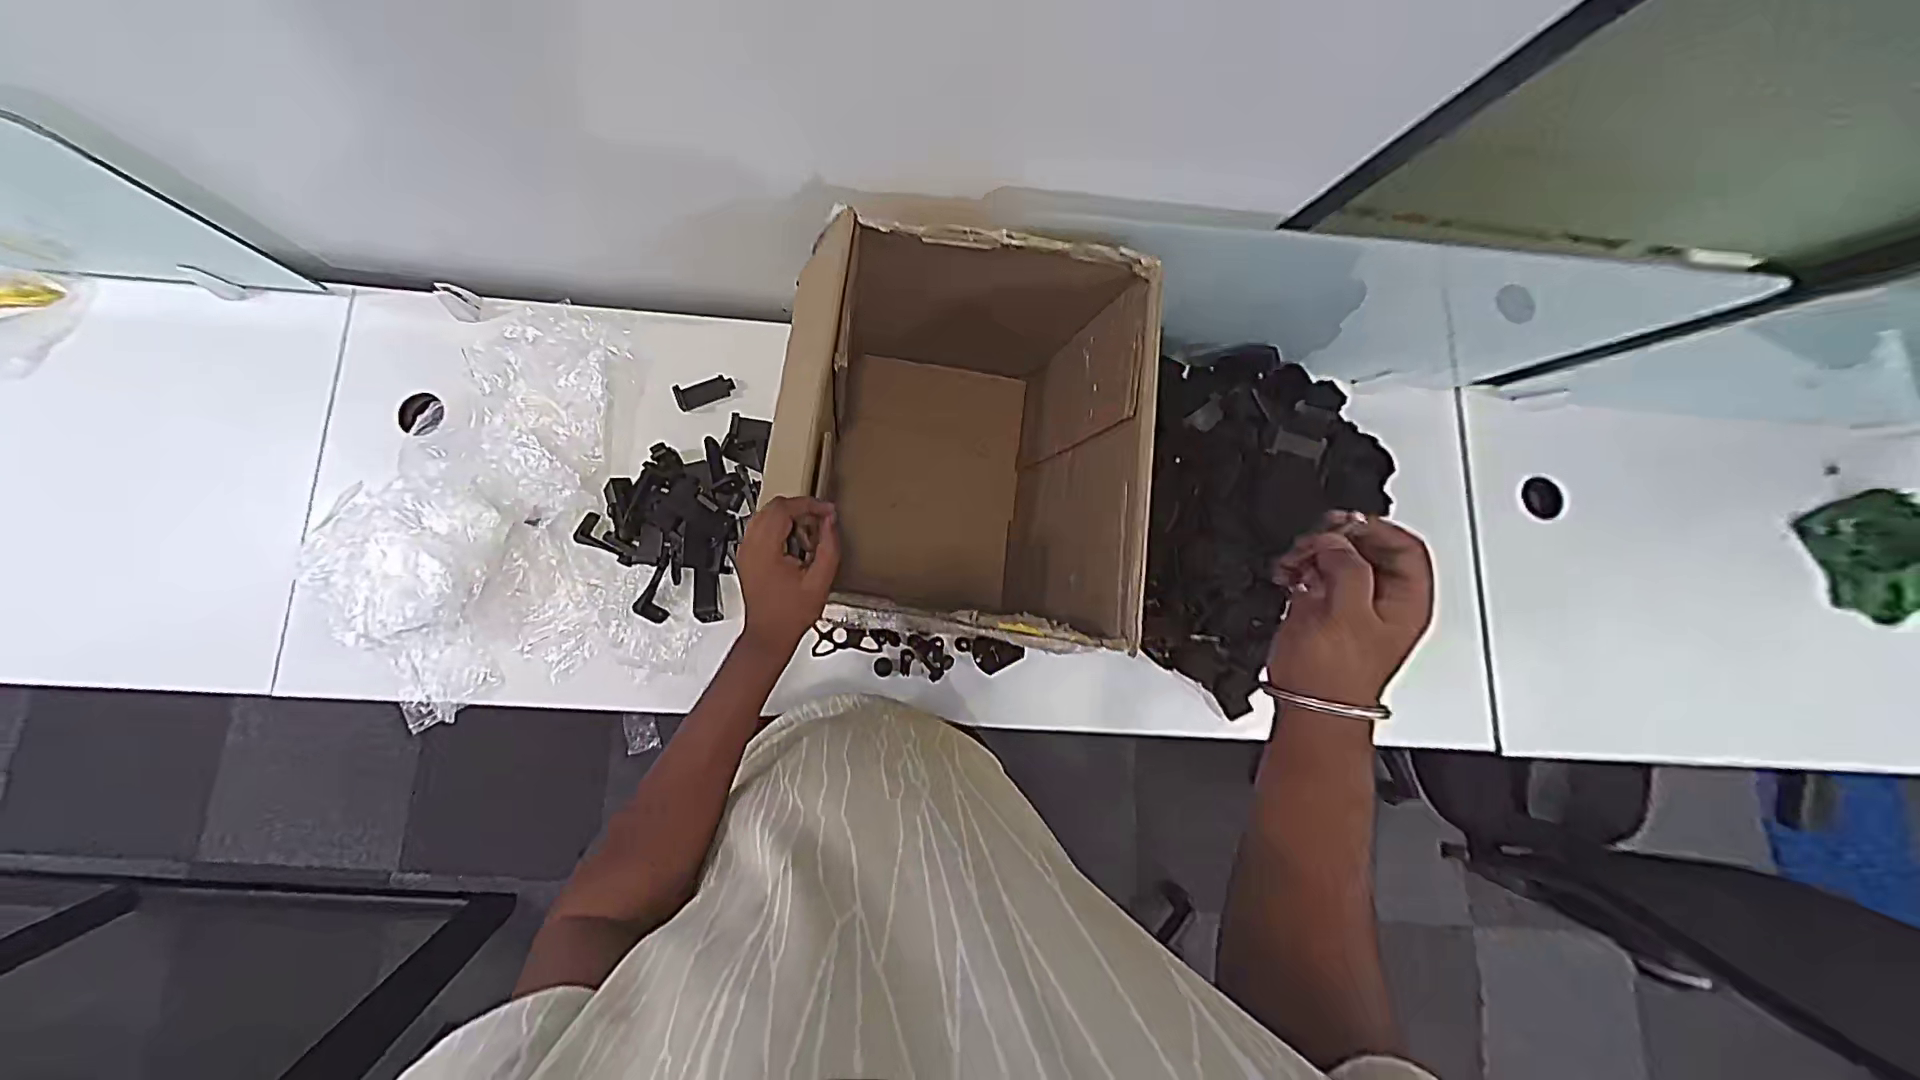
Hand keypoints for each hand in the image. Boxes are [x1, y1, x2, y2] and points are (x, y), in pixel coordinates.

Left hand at [735, 496, 840, 654]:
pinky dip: (782, 529)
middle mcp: (750, 546)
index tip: (827, 511)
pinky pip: (763, 529)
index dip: (809, 505)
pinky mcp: (748, 556)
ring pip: (768, 515)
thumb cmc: (790, 614)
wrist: (770, 634)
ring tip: (810, 538)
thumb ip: (829, 546)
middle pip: (774, 507)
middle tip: (821, 523)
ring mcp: (746, 550)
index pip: (783, 508)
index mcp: (764, 549)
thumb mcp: (820, 580)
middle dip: (801, 510)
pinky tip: (797, 547)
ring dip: (792, 519)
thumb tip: (830, 522)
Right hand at [1266, 512, 1433, 707]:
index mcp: (1406, 601)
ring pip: (1339, 560)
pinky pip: (1315, 575)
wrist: (1307, 705)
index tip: (1344, 524)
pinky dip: (1300, 568)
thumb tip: (1337, 542)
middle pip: (1369, 550)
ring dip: (1314, 552)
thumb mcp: (1348, 614)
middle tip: (1314, 540)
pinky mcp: (1323, 612)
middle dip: (1338, 539)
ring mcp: (1351, 606)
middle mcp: (1382, 601)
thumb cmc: (1333, 676)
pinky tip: (1288, 573)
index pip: (1405, 547)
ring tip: (1296, 559)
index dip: (1376, 529)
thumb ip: (1348, 569)